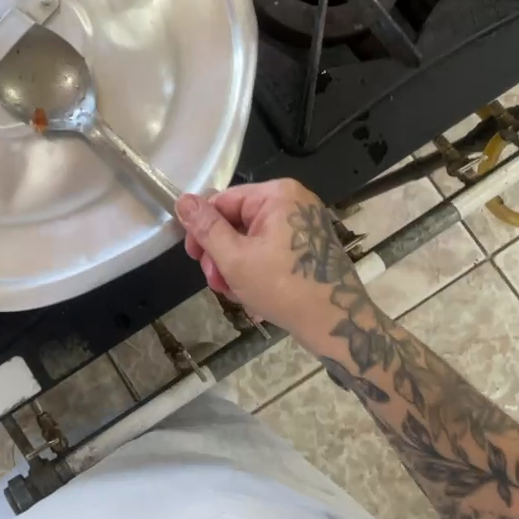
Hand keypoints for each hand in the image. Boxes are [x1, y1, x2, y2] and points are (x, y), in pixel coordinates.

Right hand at [176, 180, 354, 330]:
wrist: (335, 323)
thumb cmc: (284, 287)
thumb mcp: (235, 258)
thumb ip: (206, 228)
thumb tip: (182, 200)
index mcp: (277, 195)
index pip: (222, 201)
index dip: (202, 229)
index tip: (194, 258)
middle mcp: (293, 202)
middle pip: (235, 220)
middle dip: (220, 253)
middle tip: (216, 282)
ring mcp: (302, 224)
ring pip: (249, 238)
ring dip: (233, 265)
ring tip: (233, 292)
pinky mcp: (307, 245)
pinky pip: (267, 248)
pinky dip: (253, 268)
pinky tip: (249, 292)